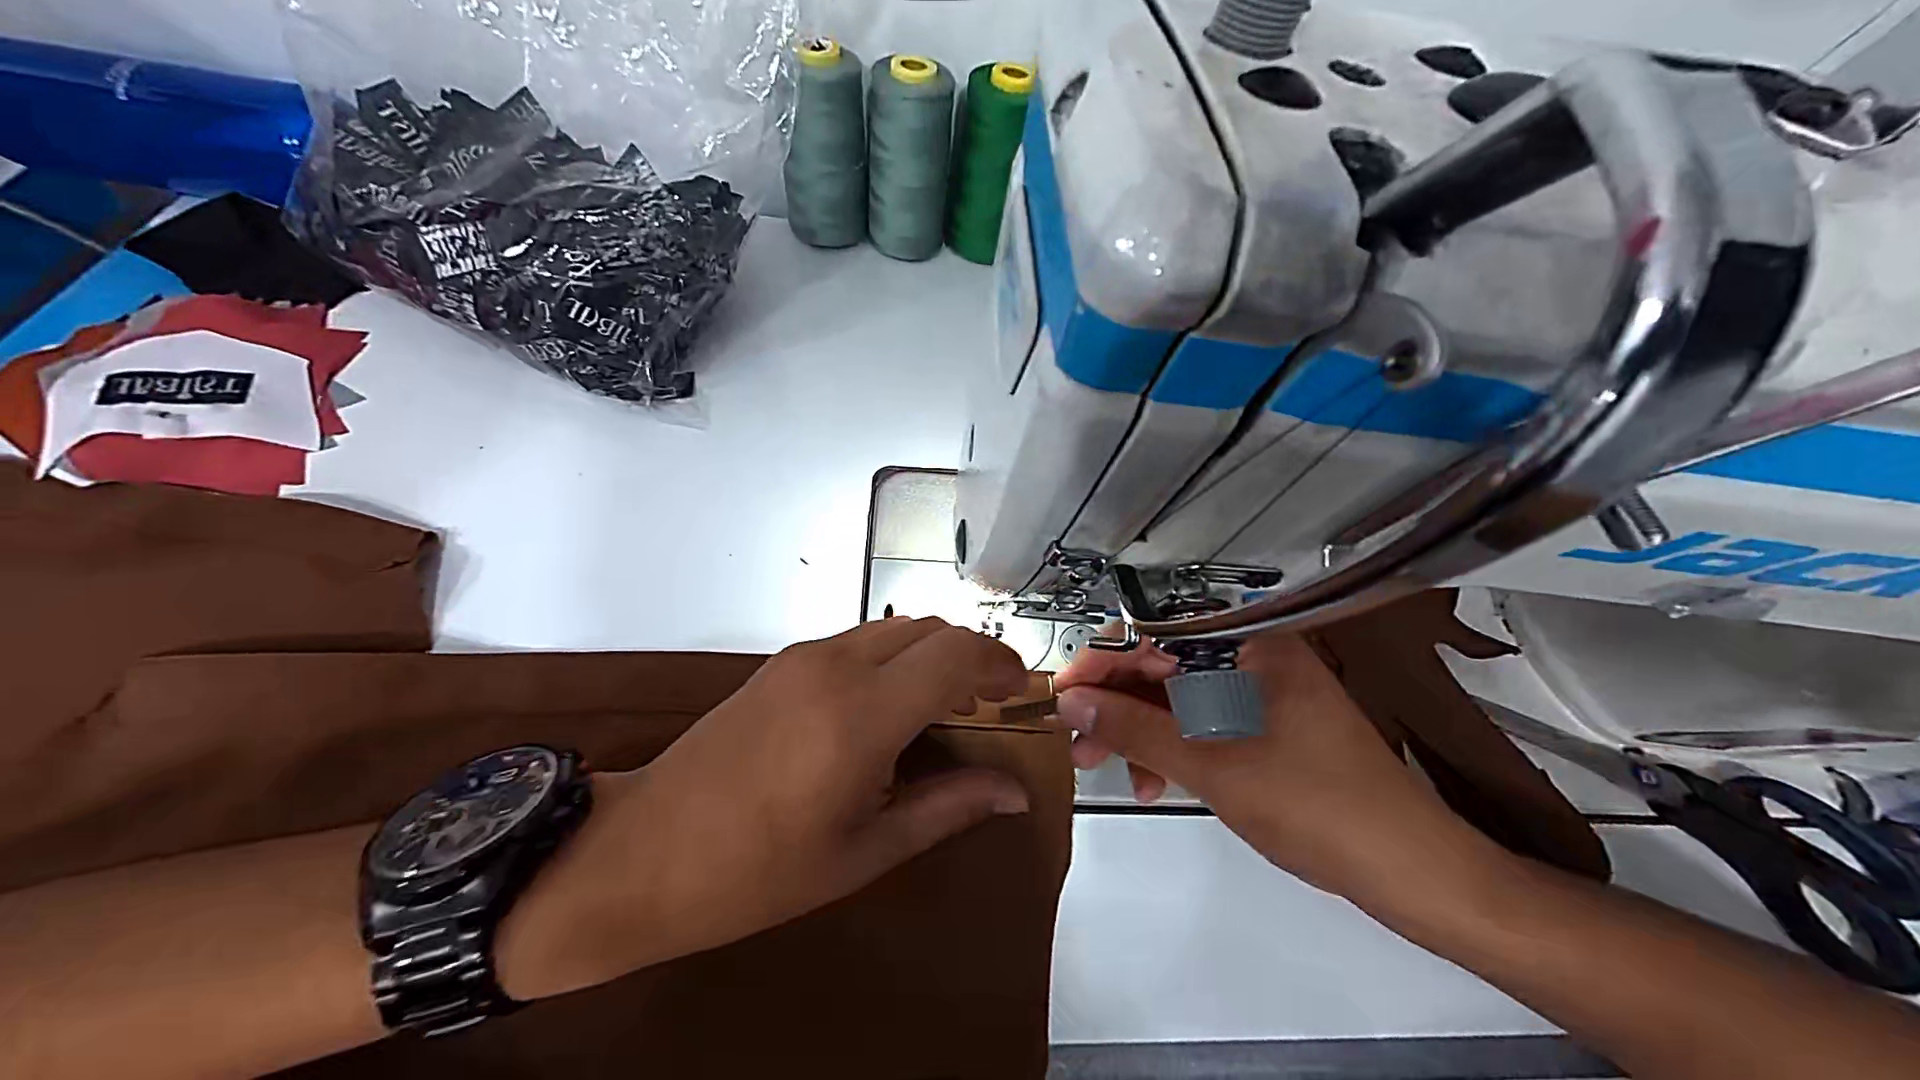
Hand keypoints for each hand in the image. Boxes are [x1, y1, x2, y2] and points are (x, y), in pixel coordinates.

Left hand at [498, 617, 1032, 997]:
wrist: (642, 853)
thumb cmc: (755, 871)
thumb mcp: (864, 851)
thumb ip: (946, 808)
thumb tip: (1012, 794)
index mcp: (860, 715)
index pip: (955, 653)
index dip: (999, 662)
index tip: (1020, 690)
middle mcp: (834, 667)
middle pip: (929, 628)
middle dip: (971, 656)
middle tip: (988, 704)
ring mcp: (802, 658)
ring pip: (893, 628)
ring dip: (931, 654)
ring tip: (945, 708)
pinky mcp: (781, 663)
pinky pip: (858, 641)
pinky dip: (894, 659)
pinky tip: (891, 707)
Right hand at [1055, 632, 1496, 905]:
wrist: (1412, 871)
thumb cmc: (1318, 808)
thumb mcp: (1212, 766)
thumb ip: (1135, 729)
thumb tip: (1073, 702)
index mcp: (1252, 646)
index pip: (1158, 638)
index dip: (1104, 665)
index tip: (1065, 697)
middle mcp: (1257, 658)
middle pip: (1167, 667)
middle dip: (1118, 706)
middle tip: (1081, 743)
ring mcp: (1264, 693)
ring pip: (1181, 698)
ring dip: (1141, 731)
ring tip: (1113, 770)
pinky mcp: (1268, 726)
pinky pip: (1204, 722)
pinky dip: (1174, 747)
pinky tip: (1156, 779)